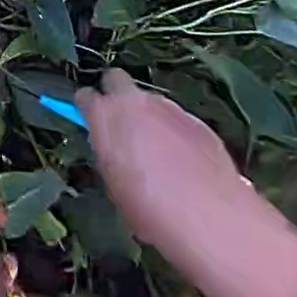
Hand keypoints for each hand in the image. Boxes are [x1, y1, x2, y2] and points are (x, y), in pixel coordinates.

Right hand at [76, 69, 296, 296]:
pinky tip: (184, 161)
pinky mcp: (196, 119)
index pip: (85, 95)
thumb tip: (112, 146)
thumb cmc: (149, 208)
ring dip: (147, 115)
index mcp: (106, 115)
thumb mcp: (113, 183)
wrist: (211, 217)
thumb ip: (108, 153)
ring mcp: (168, 107)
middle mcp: (134, 101)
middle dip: (114, 93)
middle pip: (115, 78)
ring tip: (158, 151)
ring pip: (149, 100)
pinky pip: (176, 118)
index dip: (86, 108)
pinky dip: (174, 131)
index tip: (90, 122)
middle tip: (121, 123)